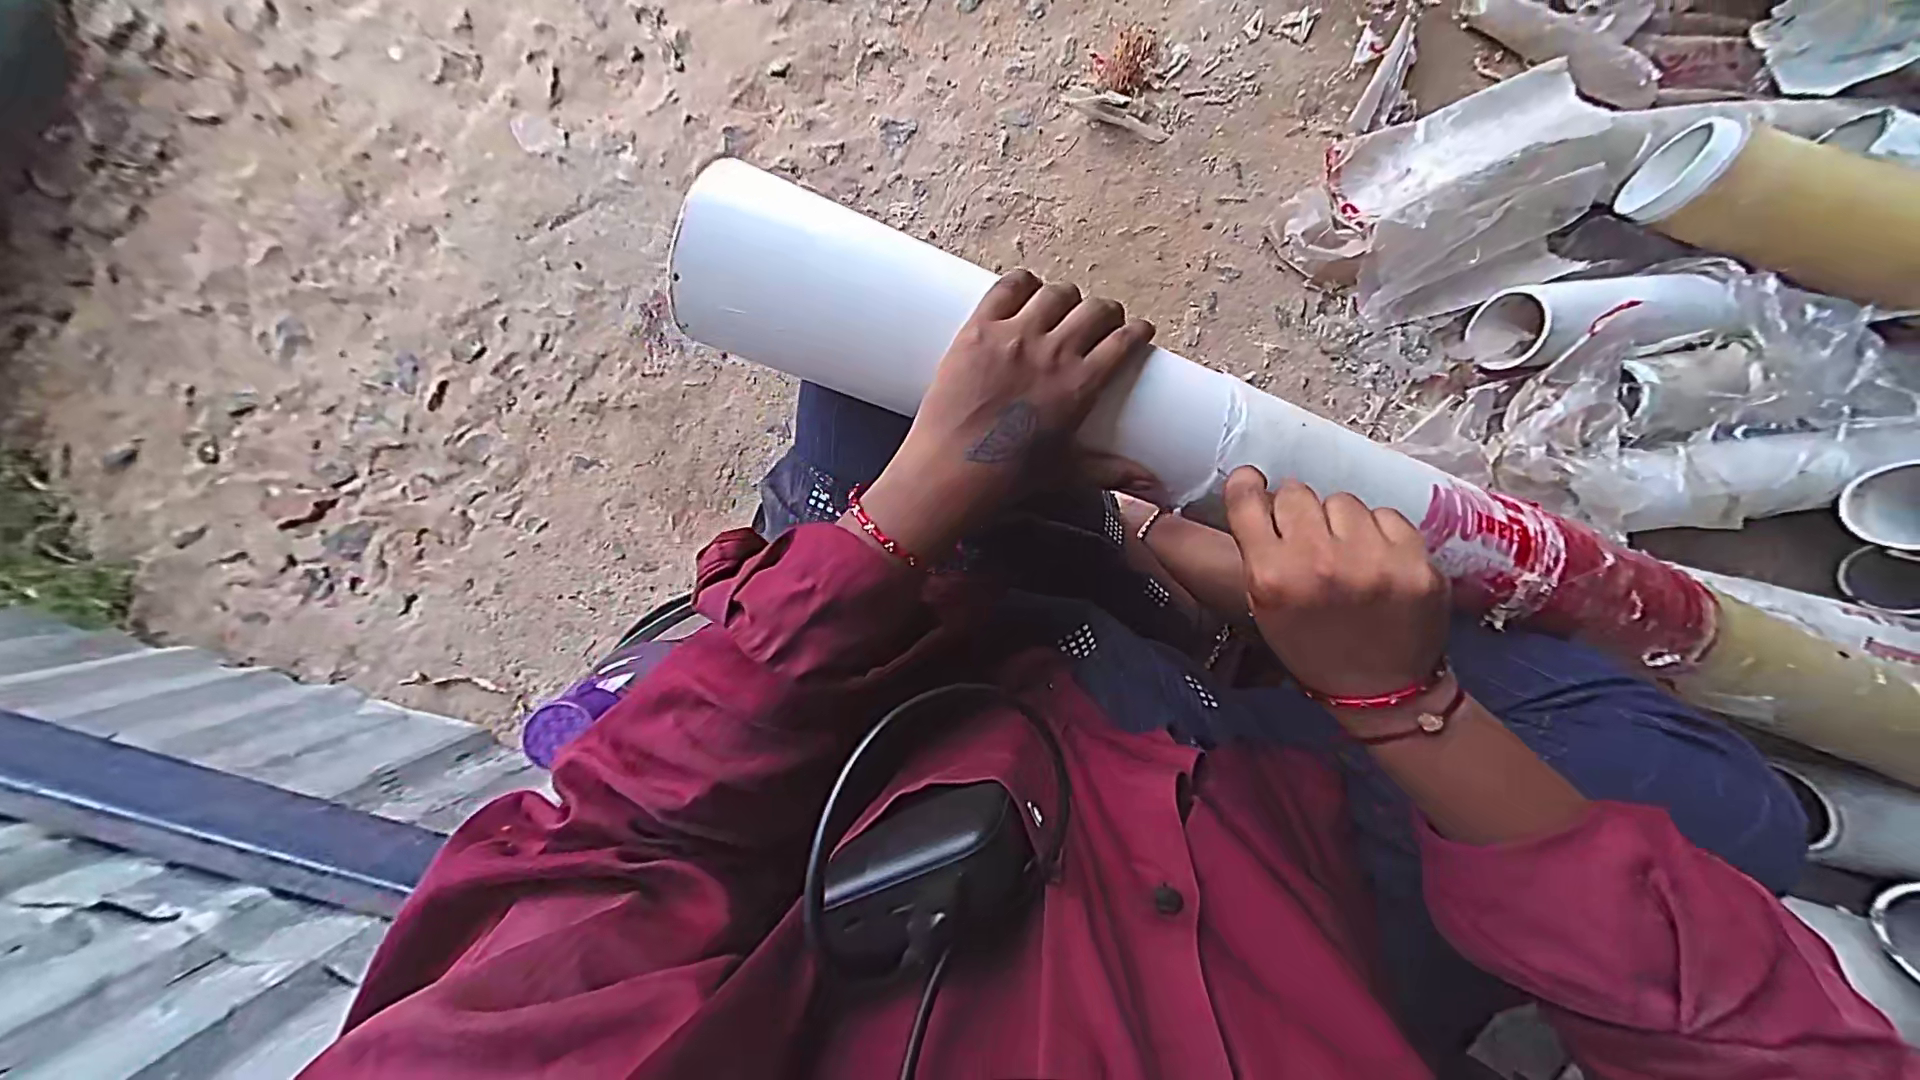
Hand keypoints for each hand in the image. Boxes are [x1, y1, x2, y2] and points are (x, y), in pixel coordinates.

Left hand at [854, 271, 1154, 557]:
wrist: (950, 473)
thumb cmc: (1008, 477)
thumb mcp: (1066, 471)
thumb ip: (1111, 472)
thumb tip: (1153, 487)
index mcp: (1080, 385)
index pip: (1124, 340)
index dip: (1135, 331)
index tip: (1135, 331)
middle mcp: (1053, 353)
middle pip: (1094, 309)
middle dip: (1104, 313)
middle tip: (1097, 323)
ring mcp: (1014, 337)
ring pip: (1055, 293)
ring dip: (1064, 300)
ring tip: (1058, 311)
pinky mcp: (978, 330)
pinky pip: (1008, 286)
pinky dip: (1021, 285)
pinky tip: (1023, 294)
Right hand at [1222, 466, 1448, 698]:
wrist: (1379, 689)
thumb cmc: (1309, 646)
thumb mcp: (1263, 605)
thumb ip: (1259, 551)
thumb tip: (1263, 498)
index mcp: (1271, 576)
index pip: (1248, 501)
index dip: (1247, 484)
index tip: (1251, 480)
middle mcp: (1318, 562)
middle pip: (1296, 493)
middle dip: (1297, 510)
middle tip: (1305, 536)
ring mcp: (1371, 560)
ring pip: (1343, 500)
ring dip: (1339, 521)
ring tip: (1345, 552)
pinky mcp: (1415, 562)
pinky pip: (1386, 515)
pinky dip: (1378, 532)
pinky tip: (1375, 559)